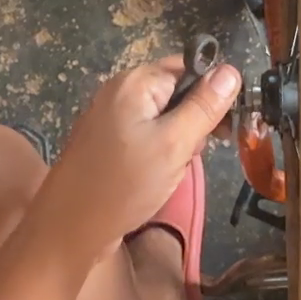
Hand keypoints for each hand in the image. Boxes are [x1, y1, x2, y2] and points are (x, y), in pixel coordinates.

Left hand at [27, 55, 240, 262]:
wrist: (68, 230)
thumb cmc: (123, 184)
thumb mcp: (174, 144)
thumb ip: (204, 107)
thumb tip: (232, 70)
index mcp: (135, 82)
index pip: (189, 69)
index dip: (212, 95)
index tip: (225, 128)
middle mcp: (120, 91)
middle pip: (177, 93)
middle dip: (193, 124)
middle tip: (190, 154)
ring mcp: (110, 117)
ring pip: (164, 119)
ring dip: (178, 143)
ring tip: (171, 171)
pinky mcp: (107, 142)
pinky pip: (146, 136)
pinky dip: (159, 153)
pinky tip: (156, 178)